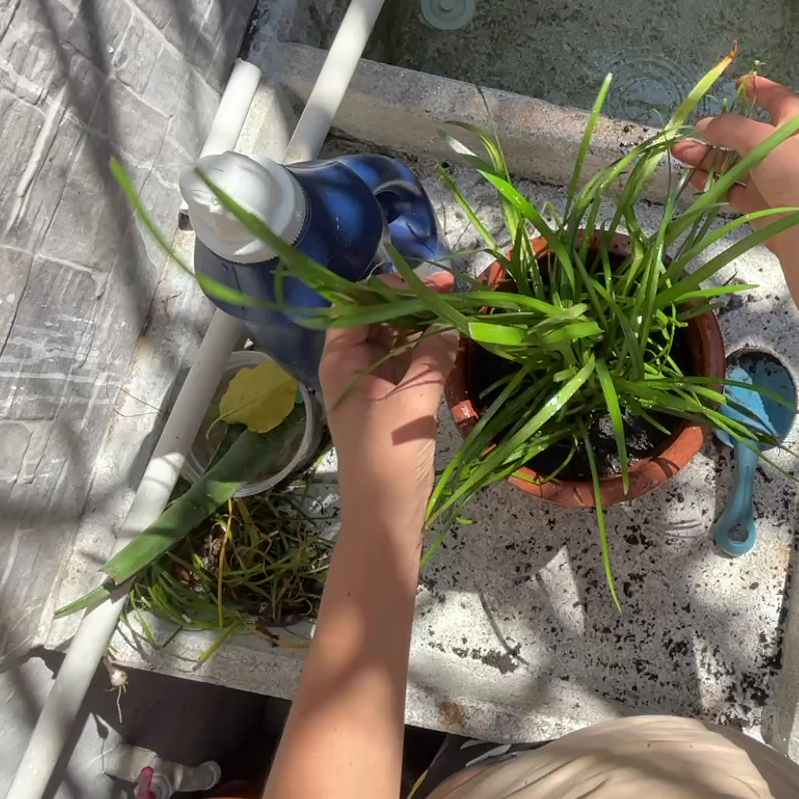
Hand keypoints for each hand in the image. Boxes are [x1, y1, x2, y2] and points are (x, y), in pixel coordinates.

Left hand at [317, 272, 459, 535]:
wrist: (386, 515)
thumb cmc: (387, 457)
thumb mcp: (412, 401)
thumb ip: (433, 356)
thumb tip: (453, 321)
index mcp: (341, 361)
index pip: (356, 305)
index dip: (388, 288)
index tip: (428, 283)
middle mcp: (352, 366)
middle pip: (379, 319)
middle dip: (412, 302)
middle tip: (453, 291)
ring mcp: (373, 383)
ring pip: (397, 339)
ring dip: (424, 323)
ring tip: (457, 309)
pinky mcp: (394, 399)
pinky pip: (410, 361)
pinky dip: (429, 348)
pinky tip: (455, 340)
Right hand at [669, 75, 798, 216]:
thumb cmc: (796, 174)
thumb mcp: (762, 140)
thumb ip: (730, 128)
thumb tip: (703, 124)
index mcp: (794, 126)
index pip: (777, 99)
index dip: (758, 89)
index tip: (736, 84)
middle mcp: (782, 149)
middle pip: (744, 134)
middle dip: (716, 132)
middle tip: (690, 132)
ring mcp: (770, 178)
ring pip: (733, 162)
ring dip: (707, 157)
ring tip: (680, 154)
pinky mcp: (759, 203)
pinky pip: (731, 188)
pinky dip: (713, 183)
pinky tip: (694, 179)